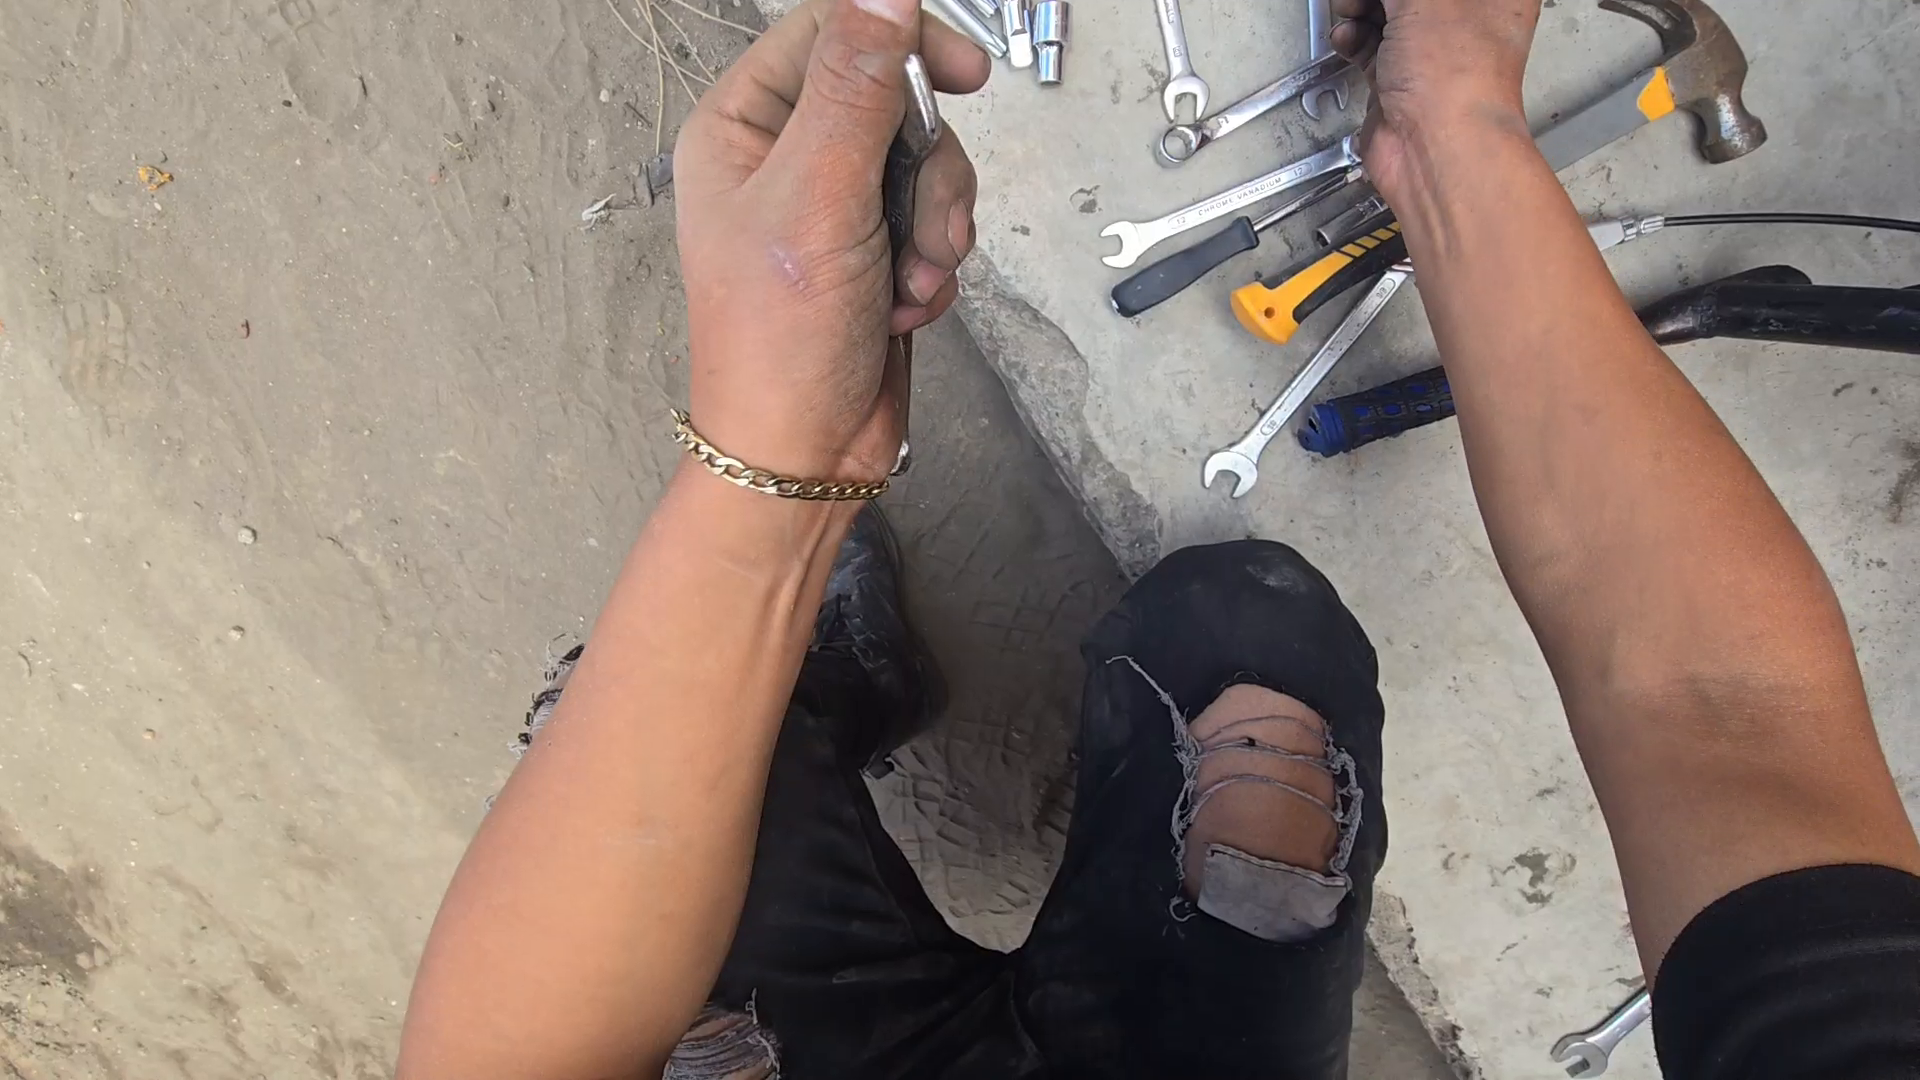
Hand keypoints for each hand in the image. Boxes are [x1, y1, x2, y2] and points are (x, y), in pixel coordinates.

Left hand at [674, 0, 988, 483]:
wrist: (805, 451)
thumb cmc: (783, 338)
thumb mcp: (816, 200)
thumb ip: (855, 89)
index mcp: (747, 129)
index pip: (834, 37)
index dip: (903, 44)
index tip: (968, 77)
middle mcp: (792, 165)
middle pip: (896, 110)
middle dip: (929, 176)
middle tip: (923, 235)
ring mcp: (838, 217)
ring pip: (925, 176)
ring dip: (936, 231)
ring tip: (912, 284)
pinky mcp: (876, 261)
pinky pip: (931, 232)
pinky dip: (932, 271)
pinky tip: (907, 308)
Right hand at [1331, 0, 1541, 202]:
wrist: (1432, 145)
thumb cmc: (1453, 73)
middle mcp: (1464, 14)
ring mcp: (1428, 49)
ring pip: (1388, 12)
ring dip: (1361, 7)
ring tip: (1347, 8)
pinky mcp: (1396, 78)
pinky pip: (1371, 46)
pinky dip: (1354, 38)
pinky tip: (1346, 36)